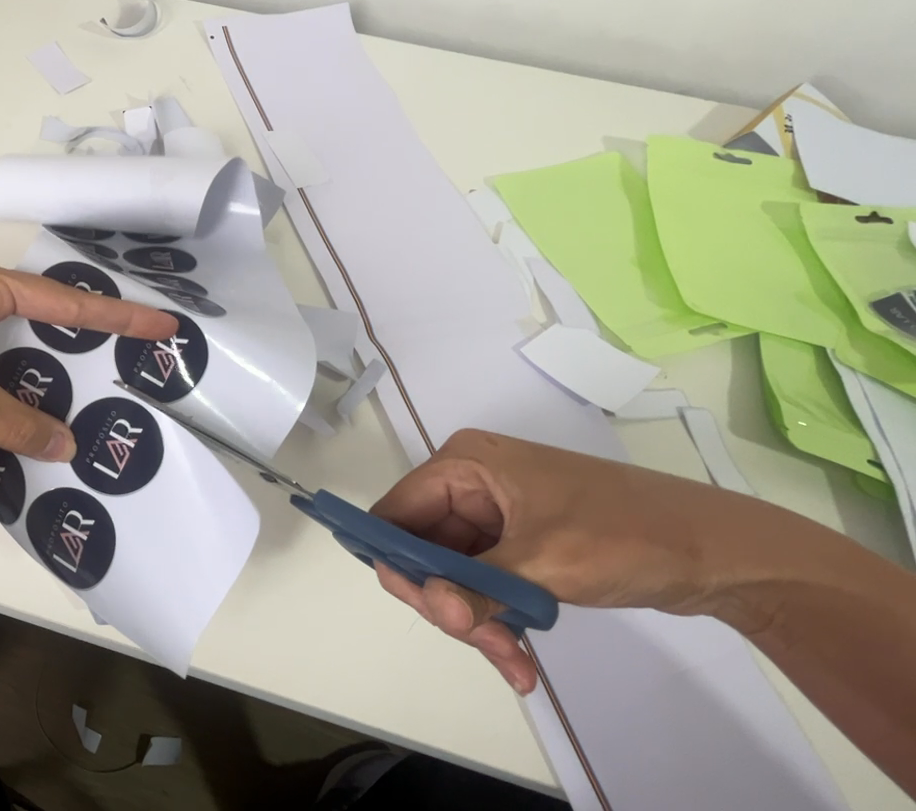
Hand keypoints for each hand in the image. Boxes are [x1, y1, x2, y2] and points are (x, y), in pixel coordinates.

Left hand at [0, 257, 177, 460]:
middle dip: (83, 339)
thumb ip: (16, 421)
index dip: (116, 314)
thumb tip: (66, 443)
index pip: (63, 300)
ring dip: (43, 369)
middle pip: (40, 316)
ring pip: (10, 343)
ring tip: (91, 391)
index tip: (162, 323)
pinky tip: (29, 411)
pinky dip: (10, 384)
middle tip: (132, 359)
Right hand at [367, 429, 794, 693]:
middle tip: (486, 646)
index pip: (396, 513)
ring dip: (475, 619)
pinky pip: (484, 581)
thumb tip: (433, 610)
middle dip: (448, 602)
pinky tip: (519, 659)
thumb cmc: (631, 537)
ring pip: (453, 573)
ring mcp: (494, 513)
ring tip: (514, 663)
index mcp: (464, 464)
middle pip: (423, 549)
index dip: (398, 561)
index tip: (431, 611)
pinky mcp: (518, 540)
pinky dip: (496, 618)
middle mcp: (469, 483)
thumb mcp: (547, 565)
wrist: (730, 554)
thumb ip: (478, 589)